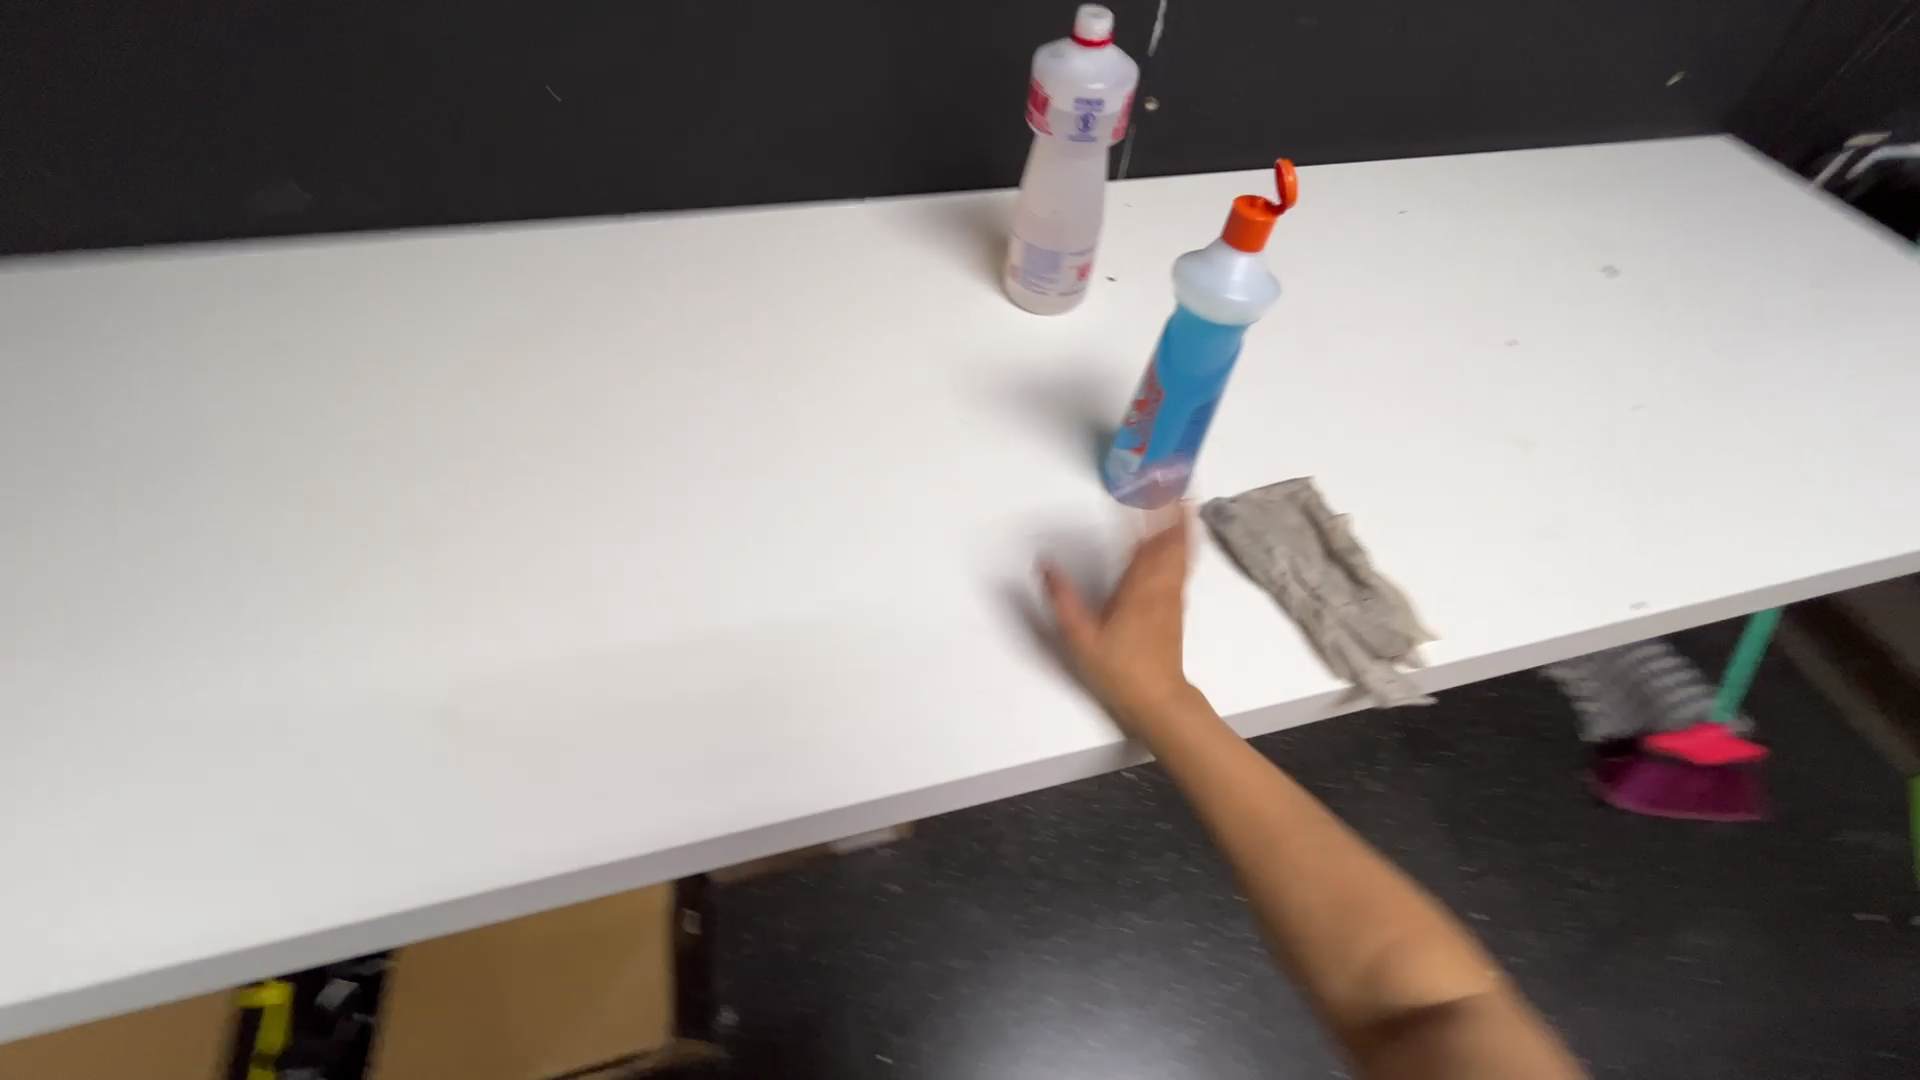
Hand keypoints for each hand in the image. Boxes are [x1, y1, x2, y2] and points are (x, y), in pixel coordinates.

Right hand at [1038, 504, 1197, 735]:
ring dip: (1181, 515)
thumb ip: (1062, 599)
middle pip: (1168, 535)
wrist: (1157, 697)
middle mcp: (1160, 584)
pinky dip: (1186, 537)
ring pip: (1181, 545)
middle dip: (1168, 502)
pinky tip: (1185, 528)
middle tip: (1168, 472)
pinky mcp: (1177, 600)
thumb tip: (1044, 564)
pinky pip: (1185, 559)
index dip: (1142, 509)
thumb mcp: (1080, 637)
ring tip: (1181, 488)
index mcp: (1137, 589)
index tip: (1141, 483)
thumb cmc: (1119, 668)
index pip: (1140, 539)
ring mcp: (1173, 592)